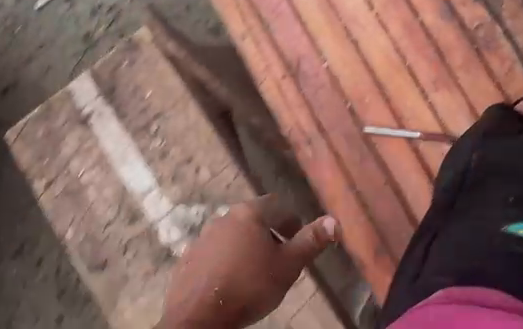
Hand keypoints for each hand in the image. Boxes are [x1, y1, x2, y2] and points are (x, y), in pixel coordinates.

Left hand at [157, 198, 338, 328]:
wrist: (197, 320)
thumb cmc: (249, 287)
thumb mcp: (288, 266)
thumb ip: (311, 241)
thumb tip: (335, 220)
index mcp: (250, 213)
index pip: (278, 205)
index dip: (291, 222)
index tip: (296, 242)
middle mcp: (224, 218)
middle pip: (254, 220)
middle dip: (269, 236)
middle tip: (279, 260)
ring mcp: (202, 240)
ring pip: (233, 238)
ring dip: (246, 249)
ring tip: (255, 274)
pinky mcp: (186, 262)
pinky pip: (213, 256)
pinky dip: (225, 264)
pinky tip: (230, 285)